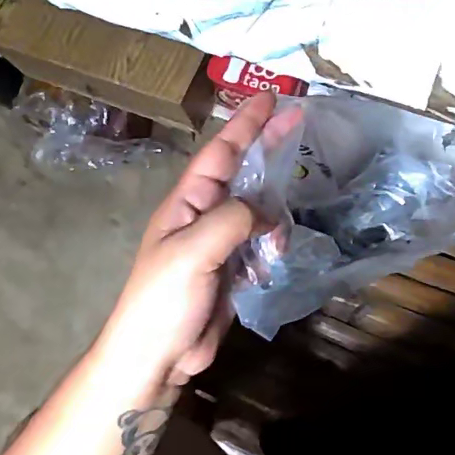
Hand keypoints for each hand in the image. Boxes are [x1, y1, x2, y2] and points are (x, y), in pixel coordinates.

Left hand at [95, 92, 292, 386]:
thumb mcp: (193, 252)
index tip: (271, 97)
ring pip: (258, 210)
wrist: (157, 357)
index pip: (221, 152)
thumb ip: (232, 220)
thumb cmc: (163, 300)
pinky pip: (261, 241)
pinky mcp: (233, 267)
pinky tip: (271, 262)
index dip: (245, 123)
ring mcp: (219, 241)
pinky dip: (272, 245)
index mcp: (187, 202)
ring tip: (274, 242)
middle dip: (268, 146)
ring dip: (273, 216)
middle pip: (243, 171)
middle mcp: (204, 214)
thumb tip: (265, 212)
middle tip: (298, 120)